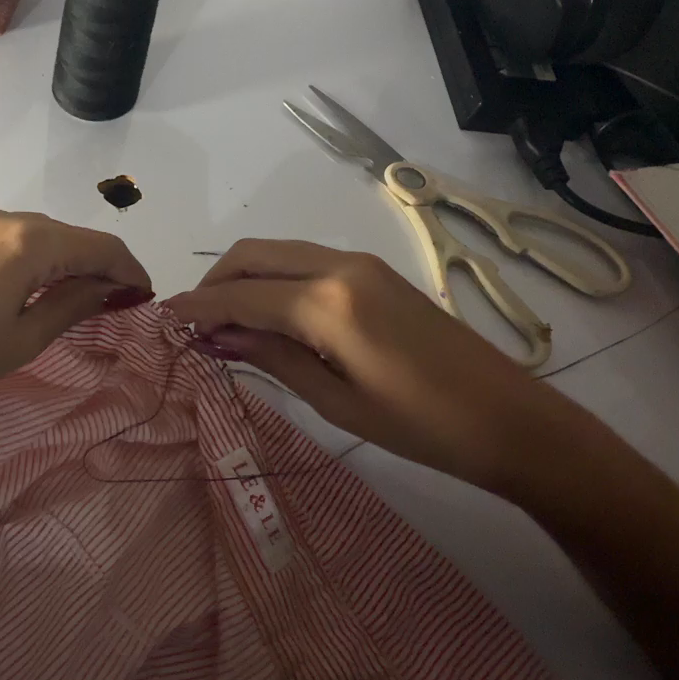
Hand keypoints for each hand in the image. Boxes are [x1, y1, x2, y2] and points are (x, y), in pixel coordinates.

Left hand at [0, 209, 151, 428]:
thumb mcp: (24, 339)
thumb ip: (73, 304)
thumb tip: (109, 288)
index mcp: (28, 241)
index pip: (98, 244)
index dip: (128, 268)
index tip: (146, 296)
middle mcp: (4, 218)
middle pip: (69, 236)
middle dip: (99, 265)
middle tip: (118, 304)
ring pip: (40, 236)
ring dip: (67, 262)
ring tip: (82, 301)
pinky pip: (12, 241)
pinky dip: (36, 260)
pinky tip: (39, 289)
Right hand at [163, 240, 582, 494]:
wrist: (515, 421)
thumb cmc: (423, 427)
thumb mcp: (337, 403)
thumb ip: (272, 359)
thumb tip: (217, 338)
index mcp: (328, 304)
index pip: (242, 294)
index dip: (198, 306)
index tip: (163, 318)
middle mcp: (339, 267)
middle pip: (253, 255)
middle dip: (214, 282)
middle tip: (194, 321)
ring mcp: (360, 264)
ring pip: (277, 252)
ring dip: (242, 276)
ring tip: (223, 320)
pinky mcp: (375, 272)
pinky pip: (304, 260)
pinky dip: (273, 277)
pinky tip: (266, 312)